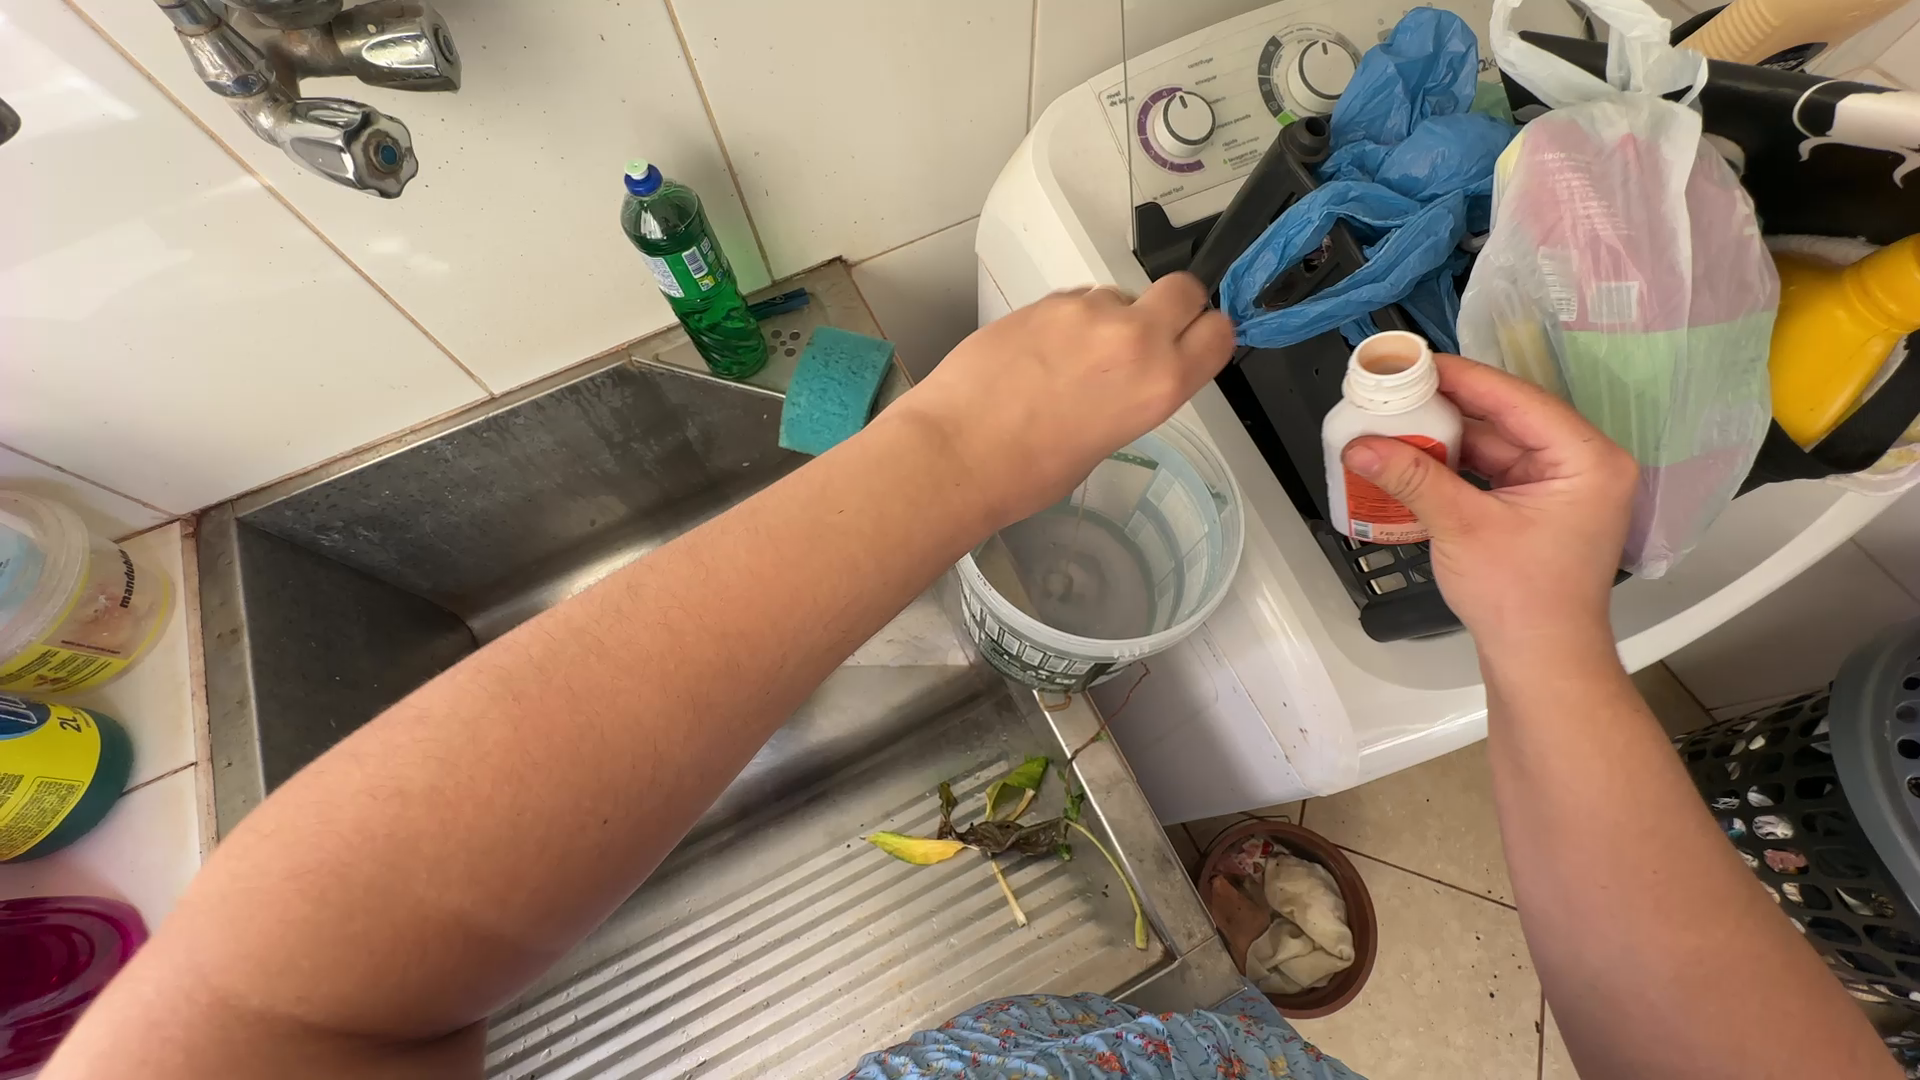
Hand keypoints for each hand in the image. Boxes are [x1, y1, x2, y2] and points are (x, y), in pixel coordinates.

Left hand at [889, 273, 1234, 529]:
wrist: (955, 452)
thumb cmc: (1026, 474)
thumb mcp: (1102, 444)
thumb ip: (1129, 398)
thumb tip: (1121, 377)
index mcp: (1160, 384)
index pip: (1218, 332)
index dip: (1203, 337)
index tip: (1187, 347)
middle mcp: (1133, 338)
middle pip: (1183, 289)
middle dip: (1170, 308)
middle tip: (1135, 341)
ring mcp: (1085, 312)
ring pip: (1118, 296)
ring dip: (1104, 320)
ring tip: (1063, 363)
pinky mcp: (1043, 301)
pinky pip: (1073, 302)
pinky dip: (1063, 323)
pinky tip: (1033, 356)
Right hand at [1339, 353, 1636, 657]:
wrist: (1536, 655)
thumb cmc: (1521, 597)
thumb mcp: (1461, 527)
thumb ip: (1412, 478)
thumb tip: (1361, 446)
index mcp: (1585, 460)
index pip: (1518, 399)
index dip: (1463, 377)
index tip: (1415, 364)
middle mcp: (1577, 464)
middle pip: (1503, 417)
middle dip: (1446, 407)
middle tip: (1395, 392)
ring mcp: (1553, 485)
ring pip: (1490, 443)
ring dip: (1442, 436)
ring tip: (1394, 422)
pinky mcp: (1530, 505)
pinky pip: (1485, 469)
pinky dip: (1448, 463)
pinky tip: (1411, 457)